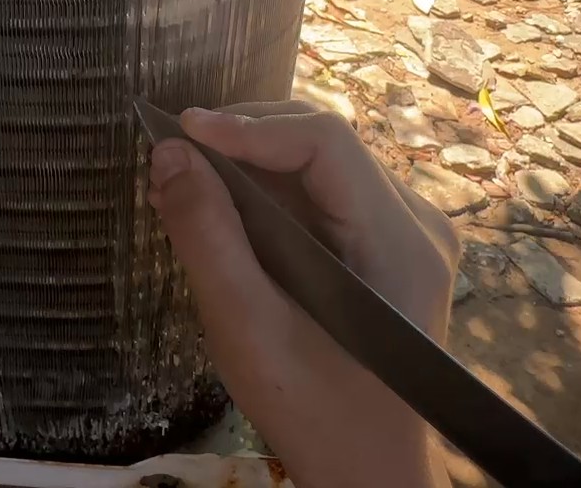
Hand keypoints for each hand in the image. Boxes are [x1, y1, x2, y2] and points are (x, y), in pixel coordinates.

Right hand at [148, 102, 458, 487]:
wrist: (367, 471)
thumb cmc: (314, 411)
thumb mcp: (246, 328)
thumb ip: (206, 236)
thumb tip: (168, 152)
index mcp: (400, 242)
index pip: (325, 143)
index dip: (249, 127)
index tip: (182, 130)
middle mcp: (413, 221)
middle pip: (318, 142)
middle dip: (240, 139)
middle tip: (174, 155)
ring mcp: (400, 228)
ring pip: (310, 159)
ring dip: (242, 160)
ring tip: (183, 179)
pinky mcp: (378, 238)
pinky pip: (312, 187)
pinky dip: (257, 186)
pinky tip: (215, 203)